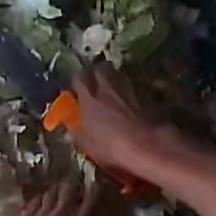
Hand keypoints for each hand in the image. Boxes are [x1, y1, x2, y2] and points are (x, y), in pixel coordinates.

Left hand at [0, 180, 97, 215]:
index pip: (93, 195)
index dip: (97, 189)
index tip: (98, 190)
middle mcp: (62, 212)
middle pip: (70, 186)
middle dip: (75, 187)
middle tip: (77, 193)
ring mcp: (40, 212)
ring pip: (51, 191)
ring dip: (58, 193)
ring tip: (59, 199)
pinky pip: (34, 200)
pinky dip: (40, 201)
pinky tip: (41, 208)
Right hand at [67, 65, 194, 183]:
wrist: (148, 144)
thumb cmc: (113, 147)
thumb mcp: (90, 147)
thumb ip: (78, 136)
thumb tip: (68, 133)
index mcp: (90, 99)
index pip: (79, 78)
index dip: (78, 81)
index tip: (77, 88)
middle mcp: (108, 89)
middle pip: (101, 67)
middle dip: (97, 71)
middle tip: (96, 82)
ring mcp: (128, 89)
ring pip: (119, 73)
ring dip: (115, 77)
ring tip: (113, 89)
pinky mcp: (145, 94)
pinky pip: (133, 85)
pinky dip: (129, 89)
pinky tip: (129, 100)